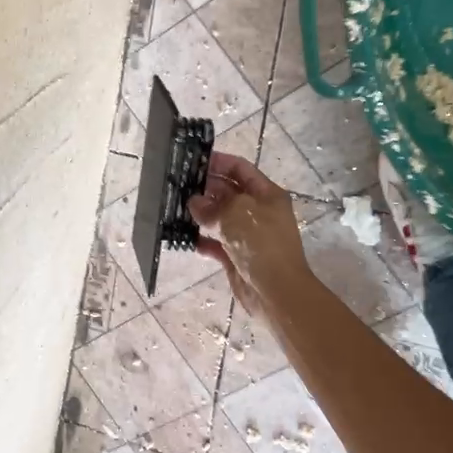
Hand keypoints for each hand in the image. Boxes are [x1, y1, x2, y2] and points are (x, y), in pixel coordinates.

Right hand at [187, 152, 310, 321]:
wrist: (277, 292)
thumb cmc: (260, 244)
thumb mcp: (235, 214)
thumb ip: (211, 205)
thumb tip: (194, 203)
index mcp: (266, 194)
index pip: (240, 169)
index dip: (218, 162)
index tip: (192, 160)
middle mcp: (257, 211)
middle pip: (227, 192)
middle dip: (204, 187)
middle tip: (177, 185)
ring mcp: (247, 235)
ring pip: (219, 217)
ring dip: (199, 213)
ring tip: (175, 207)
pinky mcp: (236, 256)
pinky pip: (214, 242)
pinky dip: (201, 239)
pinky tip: (183, 236)